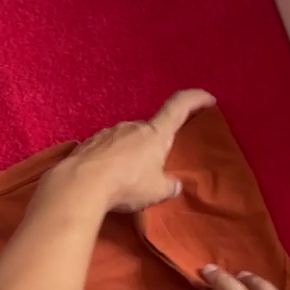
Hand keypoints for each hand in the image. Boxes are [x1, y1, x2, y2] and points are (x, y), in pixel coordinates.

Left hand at [42, 89, 216, 213]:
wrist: (81, 184)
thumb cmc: (127, 184)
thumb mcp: (156, 191)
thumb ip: (168, 186)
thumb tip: (174, 185)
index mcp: (155, 133)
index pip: (179, 106)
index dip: (195, 99)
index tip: (208, 99)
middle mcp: (132, 126)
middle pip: (149, 131)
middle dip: (152, 148)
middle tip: (151, 172)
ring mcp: (108, 133)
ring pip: (125, 141)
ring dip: (129, 156)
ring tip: (125, 181)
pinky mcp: (88, 144)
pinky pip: (105, 151)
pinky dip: (109, 162)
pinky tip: (106, 180)